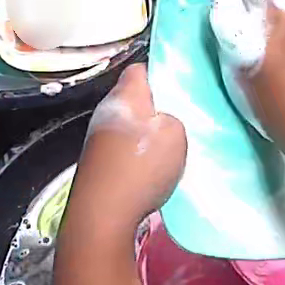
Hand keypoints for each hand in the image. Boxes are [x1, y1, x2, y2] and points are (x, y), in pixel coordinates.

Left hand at [69, 65, 185, 230]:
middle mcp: (105, 112)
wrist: (102, 215)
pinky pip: (124, 148)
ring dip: (149, 133)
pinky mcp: (98, 164)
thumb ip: (173, 118)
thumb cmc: (139, 167)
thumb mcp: (175, 134)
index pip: (140, 68)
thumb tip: (163, 121)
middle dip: (159, 105)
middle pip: (135, 98)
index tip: (183, 83)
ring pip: (130, 124)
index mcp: (124, 96)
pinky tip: (154, 169)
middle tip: (185, 116)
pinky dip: (139, 154)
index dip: (162, 71)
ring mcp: (98, 139)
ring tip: (173, 145)